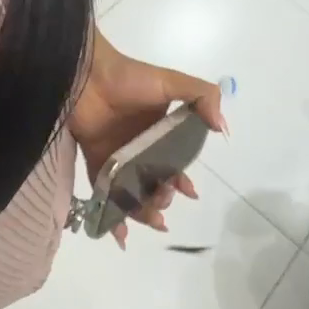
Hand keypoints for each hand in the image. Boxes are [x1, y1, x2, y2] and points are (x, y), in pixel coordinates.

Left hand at [69, 32, 225, 248]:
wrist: (86, 75)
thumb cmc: (129, 77)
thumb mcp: (172, 81)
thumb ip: (202, 97)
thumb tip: (222, 127)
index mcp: (160, 131)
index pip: (176, 162)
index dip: (182, 181)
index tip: (188, 193)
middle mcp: (140, 147)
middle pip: (154, 182)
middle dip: (162, 199)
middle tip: (162, 203)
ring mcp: (117, 156)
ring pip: (132, 192)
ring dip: (142, 211)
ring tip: (151, 222)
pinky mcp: (96, 162)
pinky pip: (104, 192)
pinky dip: (111, 214)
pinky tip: (119, 233)